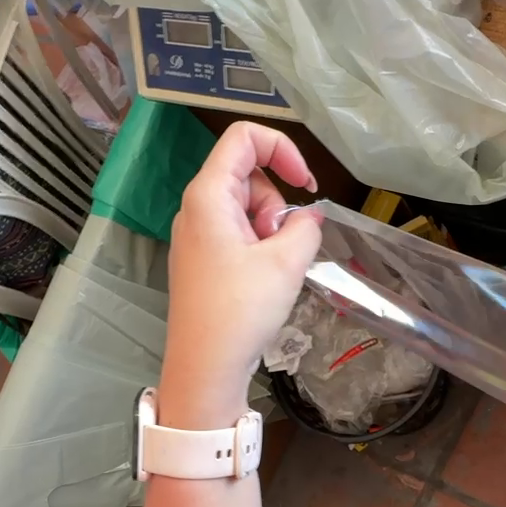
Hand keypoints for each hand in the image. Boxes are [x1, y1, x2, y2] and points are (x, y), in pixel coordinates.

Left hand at [159, 122, 323, 429]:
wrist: (204, 369)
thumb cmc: (239, 312)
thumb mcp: (286, 263)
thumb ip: (306, 227)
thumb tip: (309, 219)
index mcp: (207, 196)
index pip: (244, 137)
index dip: (283, 149)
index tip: (307, 184)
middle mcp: (195, 210)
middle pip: (247, 176)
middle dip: (276, 204)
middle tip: (281, 246)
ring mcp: (196, 238)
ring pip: (245, 209)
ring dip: (270, 231)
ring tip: (272, 270)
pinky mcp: (202, 263)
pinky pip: (237, 237)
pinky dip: (258, 250)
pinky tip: (263, 282)